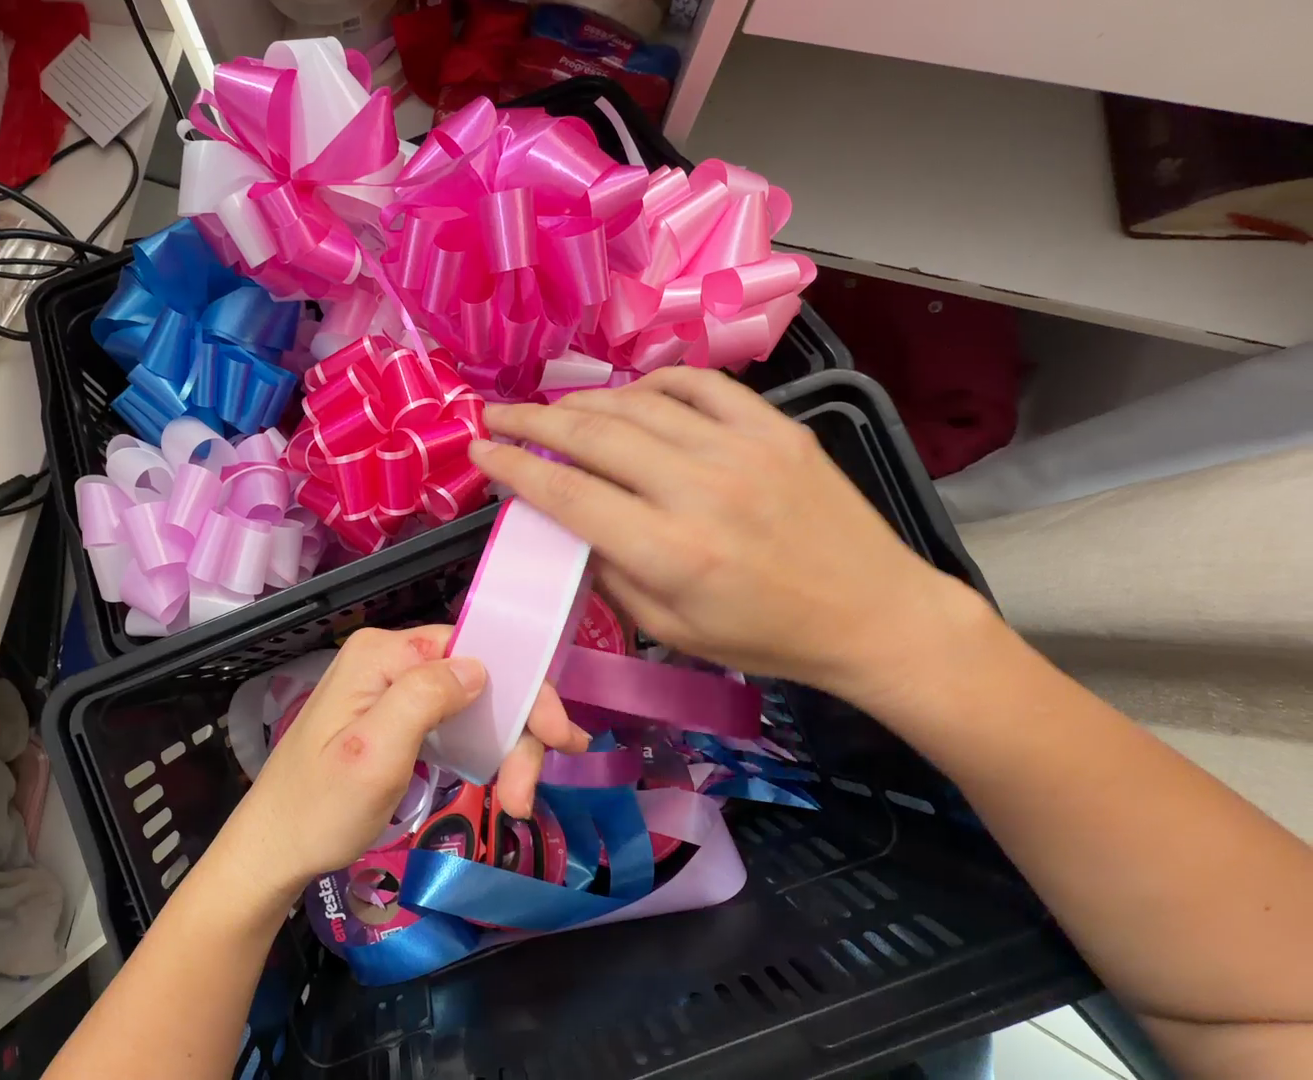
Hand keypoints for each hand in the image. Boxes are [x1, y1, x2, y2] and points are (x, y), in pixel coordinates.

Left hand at [217, 626, 587, 898]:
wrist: (274, 849)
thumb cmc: (320, 808)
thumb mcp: (374, 754)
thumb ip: (423, 699)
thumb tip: (478, 666)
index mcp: (381, 655)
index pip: (473, 649)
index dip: (523, 688)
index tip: (557, 740)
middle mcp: (387, 659)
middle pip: (478, 677)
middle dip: (515, 730)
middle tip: (527, 795)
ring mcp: (388, 687)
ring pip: (472, 701)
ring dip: (504, 747)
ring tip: (517, 800)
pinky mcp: (392, 716)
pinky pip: (452, 719)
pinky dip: (482, 749)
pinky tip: (500, 781)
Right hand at [469, 367, 988, 700]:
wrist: (873, 614)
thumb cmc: (763, 636)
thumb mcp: (669, 630)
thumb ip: (608, 573)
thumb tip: (562, 524)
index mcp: (669, 552)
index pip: (566, 492)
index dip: (514, 466)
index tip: (480, 452)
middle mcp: (698, 489)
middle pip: (591, 435)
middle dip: (530, 420)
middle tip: (497, 415)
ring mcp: (741, 449)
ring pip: (637, 404)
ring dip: (581, 401)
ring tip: (550, 407)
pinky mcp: (775, 428)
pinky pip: (699, 384)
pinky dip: (652, 383)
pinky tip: (628, 396)